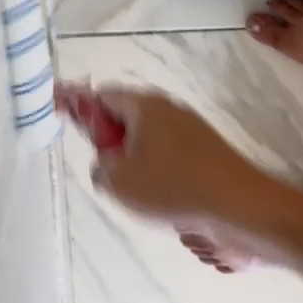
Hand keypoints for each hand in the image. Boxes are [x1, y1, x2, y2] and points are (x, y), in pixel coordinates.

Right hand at [54, 82, 277, 228]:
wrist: (240, 208)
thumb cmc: (173, 189)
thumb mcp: (118, 183)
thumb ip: (100, 168)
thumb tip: (107, 164)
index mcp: (144, 106)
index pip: (101, 95)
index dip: (79, 106)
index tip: (62, 116)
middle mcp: (169, 109)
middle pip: (125, 116)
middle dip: (109, 140)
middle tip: (106, 170)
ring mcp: (191, 129)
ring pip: (147, 139)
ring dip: (133, 160)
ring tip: (137, 193)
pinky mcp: (206, 151)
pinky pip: (168, 155)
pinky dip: (157, 172)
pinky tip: (162, 200)